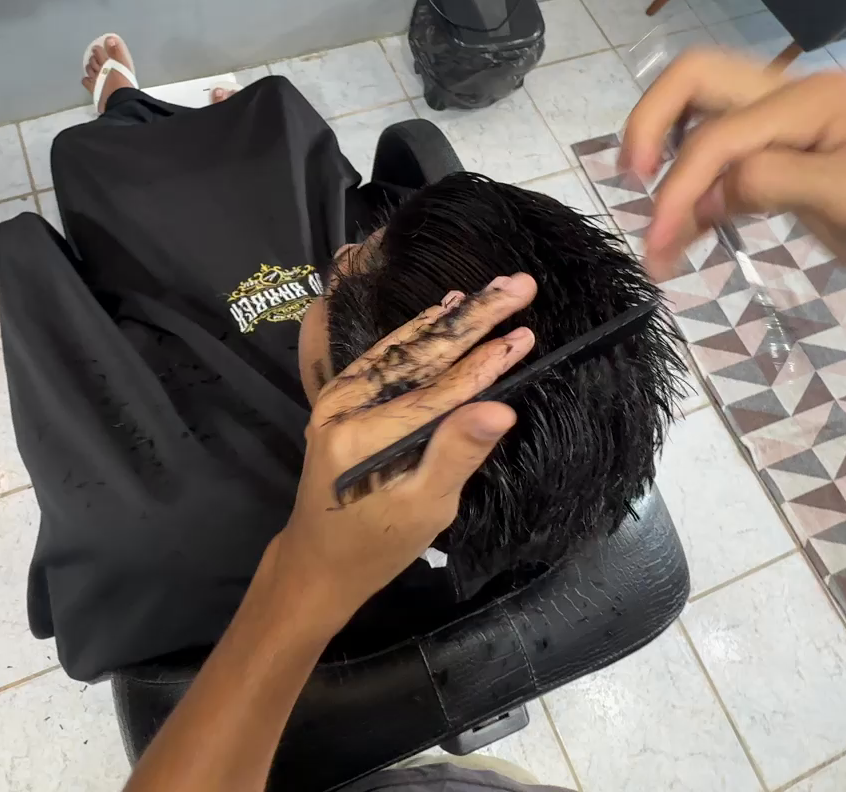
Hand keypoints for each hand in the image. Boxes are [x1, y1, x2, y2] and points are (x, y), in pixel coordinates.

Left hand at [266, 274, 539, 632]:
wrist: (320, 559)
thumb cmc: (376, 545)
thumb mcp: (424, 510)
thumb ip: (456, 454)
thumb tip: (501, 408)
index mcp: (362, 435)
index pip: (436, 390)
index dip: (485, 362)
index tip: (526, 332)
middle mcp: (343, 403)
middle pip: (419, 353)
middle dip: (474, 318)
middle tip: (519, 285)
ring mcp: (338, 395)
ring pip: (403, 346)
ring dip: (450, 317)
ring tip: (488, 290)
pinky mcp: (342, 396)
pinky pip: (387, 357)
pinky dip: (418, 332)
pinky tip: (442, 311)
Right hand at [622, 49, 845, 285]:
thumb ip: (778, 182)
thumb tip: (704, 196)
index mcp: (812, 99)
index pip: (716, 134)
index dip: (680, 186)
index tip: (660, 242)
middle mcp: (790, 96)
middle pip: (691, 81)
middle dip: (648, 126)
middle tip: (632, 180)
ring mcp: (783, 123)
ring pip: (694, 118)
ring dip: (664, 165)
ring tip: (659, 230)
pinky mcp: (779, 155)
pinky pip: (714, 159)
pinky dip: (690, 194)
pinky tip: (686, 235)